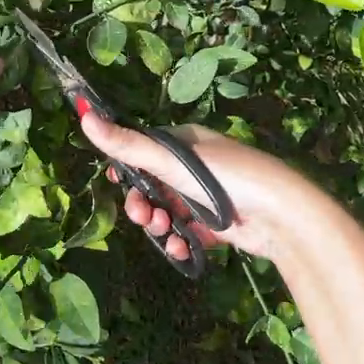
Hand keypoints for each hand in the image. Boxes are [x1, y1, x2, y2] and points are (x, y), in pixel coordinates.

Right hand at [78, 115, 310, 261]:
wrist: (280, 214)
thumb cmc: (223, 176)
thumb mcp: (168, 160)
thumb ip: (126, 144)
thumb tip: (83, 114)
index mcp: (185, 142)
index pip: (144, 151)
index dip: (127, 168)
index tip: (115, 181)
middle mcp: (196, 166)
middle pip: (154, 184)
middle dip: (142, 202)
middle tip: (141, 215)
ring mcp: (208, 197)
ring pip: (169, 211)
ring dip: (159, 223)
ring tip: (163, 233)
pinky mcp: (219, 225)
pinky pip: (188, 232)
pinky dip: (179, 241)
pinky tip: (180, 249)